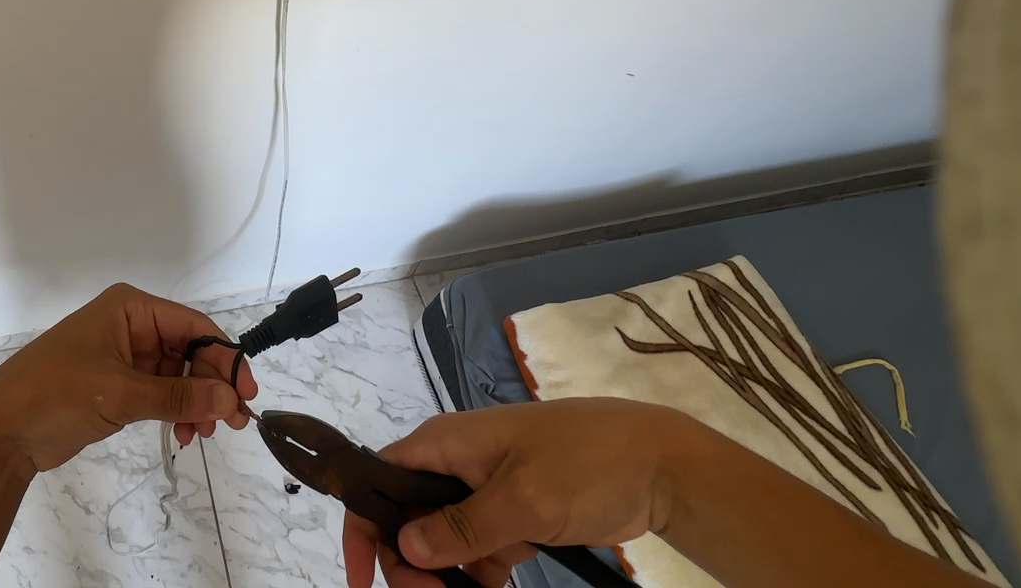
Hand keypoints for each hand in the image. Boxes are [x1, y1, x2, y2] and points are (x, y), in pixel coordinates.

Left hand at [0, 282, 257, 471]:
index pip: (191, 325)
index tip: (246, 391)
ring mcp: (125, 356)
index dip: (223, 357)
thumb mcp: (121, 394)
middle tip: (233, 422)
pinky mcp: (118, 384)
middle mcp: (131, 325)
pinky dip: (175, 411)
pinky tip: (183, 434)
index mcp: (130, 309)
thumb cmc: (57, 393)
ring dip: (194, 402)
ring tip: (202, 434)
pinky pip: (160, 392)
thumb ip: (178, 397)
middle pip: (188, 350)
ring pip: (177, 374)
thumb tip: (230, 400)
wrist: (3, 429)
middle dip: (210, 384)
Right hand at [343, 398, 689, 587]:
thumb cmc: (582, 465)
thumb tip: (405, 548)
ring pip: (439, 536)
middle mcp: (452, 464)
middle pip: (405, 515)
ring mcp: (481, 489)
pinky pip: (475, 548)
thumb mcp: (523, 499)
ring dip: (443, 574)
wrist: (657, 465)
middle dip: (407, 562)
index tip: (363, 579)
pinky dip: (477, 577)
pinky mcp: (510, 513)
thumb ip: (464, 527)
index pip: (379, 480)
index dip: (363, 526)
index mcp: (442, 445)